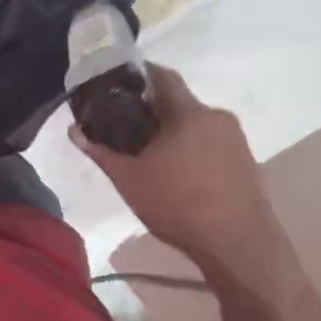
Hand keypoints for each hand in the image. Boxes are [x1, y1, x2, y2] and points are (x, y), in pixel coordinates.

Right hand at [73, 65, 278, 266]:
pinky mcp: (247, 161)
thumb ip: (102, 152)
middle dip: (154, 114)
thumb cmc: (179, 206)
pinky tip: (182, 177)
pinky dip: (195, 152)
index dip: (139, 77)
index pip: (162, 76)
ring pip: (197, 127)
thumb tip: (74, 131)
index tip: (119, 88)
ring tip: (154, 159)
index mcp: (190, 112)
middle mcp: (217, 116)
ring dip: (176, 135)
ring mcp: (236, 139)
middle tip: (129, 131)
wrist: (237, 244)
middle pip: (180, 104)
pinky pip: (214, 146)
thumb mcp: (131, 181)